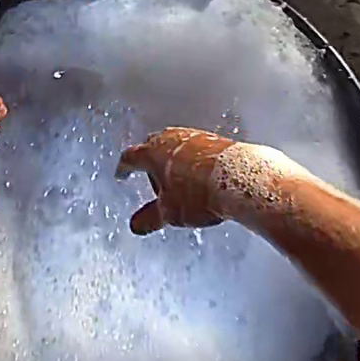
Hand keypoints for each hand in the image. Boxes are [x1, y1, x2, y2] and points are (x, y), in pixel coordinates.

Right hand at [116, 127, 240, 233]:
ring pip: (173, 143)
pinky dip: (190, 157)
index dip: (124, 167)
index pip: (130, 157)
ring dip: (171, 158)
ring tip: (177, 178)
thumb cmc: (199, 192)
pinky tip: (198, 172)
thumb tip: (137, 225)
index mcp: (152, 153)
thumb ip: (150, 218)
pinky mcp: (211, 138)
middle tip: (152, 178)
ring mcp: (191, 136)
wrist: (237, 178)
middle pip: (152, 145)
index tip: (122, 172)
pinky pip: (193, 145)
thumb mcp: (169, 212)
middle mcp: (170, 138)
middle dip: (149, 161)